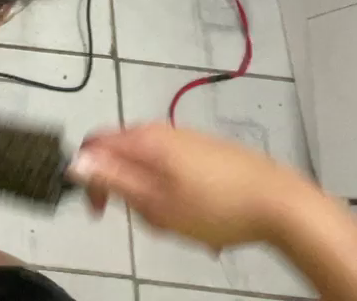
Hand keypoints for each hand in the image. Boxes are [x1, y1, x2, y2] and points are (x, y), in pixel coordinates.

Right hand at [70, 124, 321, 250]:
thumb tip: (75, 160)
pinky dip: (178, 196)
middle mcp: (161, 130)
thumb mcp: (155, 202)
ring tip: (182, 226)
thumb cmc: (213, 206)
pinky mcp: (209, 151)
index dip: (88, 175)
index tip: (100, 211)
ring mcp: (187, 139)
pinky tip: (203, 220)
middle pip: (124, 157)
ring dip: (156, 199)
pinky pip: (176, 172)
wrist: (281, 204)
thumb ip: (113, 179)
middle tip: (152, 223)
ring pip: (151, 168)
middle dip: (129, 192)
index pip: (95, 143)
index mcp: (143, 139)